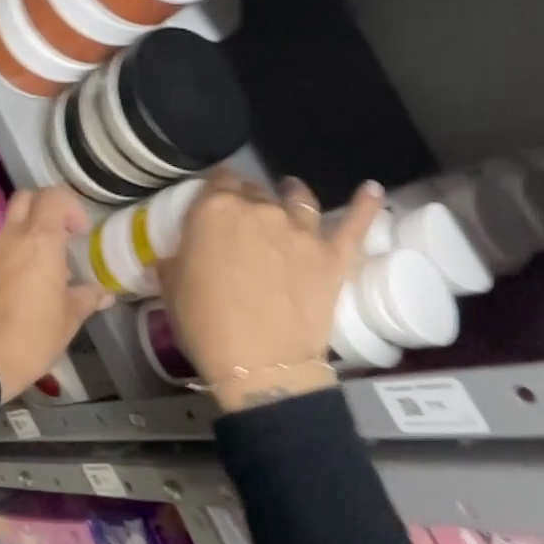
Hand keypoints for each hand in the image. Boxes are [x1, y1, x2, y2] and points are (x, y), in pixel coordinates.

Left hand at [0, 186, 113, 402]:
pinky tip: (32, 278)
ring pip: (12, 221)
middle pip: (26, 198)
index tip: (82, 232)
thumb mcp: (70, 317)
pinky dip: (18, 248)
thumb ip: (87, 297)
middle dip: (47, 207)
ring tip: (52, 261)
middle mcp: (12, 236)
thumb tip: (103, 292)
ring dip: (32, 228)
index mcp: (39, 239)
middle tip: (65, 234)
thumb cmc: (34, 334)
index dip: (71, 207)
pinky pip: (2, 245)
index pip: (53, 197)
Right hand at [159, 173, 382, 411]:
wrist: (260, 362)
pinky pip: (355, 222)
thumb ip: (175, 259)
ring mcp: (301, 229)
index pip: (215, 181)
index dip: (213, 189)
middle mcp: (260, 209)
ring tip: (290, 194)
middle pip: (254, 189)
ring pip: (298, 197)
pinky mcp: (333, 254)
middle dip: (246, 197)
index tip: (210, 200)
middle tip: (240, 218)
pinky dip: (365, 204)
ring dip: (291, 193)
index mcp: (214, 210)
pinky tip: (371, 190)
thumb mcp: (172, 287)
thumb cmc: (204, 323)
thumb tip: (175, 255)